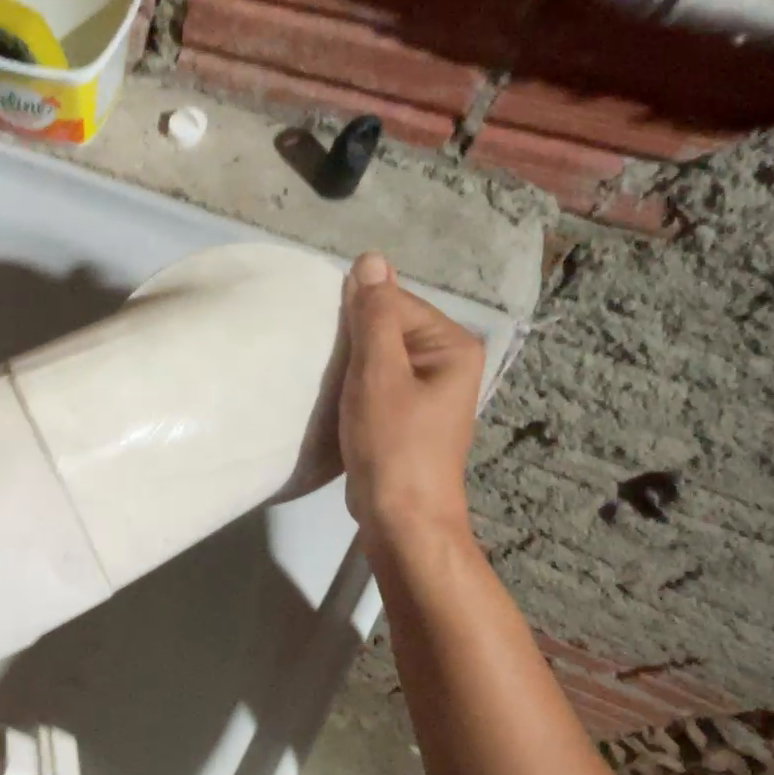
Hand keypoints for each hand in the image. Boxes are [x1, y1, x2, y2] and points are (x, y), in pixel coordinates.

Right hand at [338, 252, 485, 549]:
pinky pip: (375, 385)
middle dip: (350, 343)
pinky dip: (352, 389)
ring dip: (348, 368)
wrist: (400, 515)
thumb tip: (370, 258)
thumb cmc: (392, 444)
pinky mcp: (405, 417)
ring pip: (377, 360)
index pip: (395, 304)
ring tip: (324, 384)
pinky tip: (335, 403)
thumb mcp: (378, 375)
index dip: (355, 318)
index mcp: (452, 345)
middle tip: (321, 366)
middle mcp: (447, 362)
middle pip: (387, 330)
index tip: (323, 343)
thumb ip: (373, 317)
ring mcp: (427, 392)